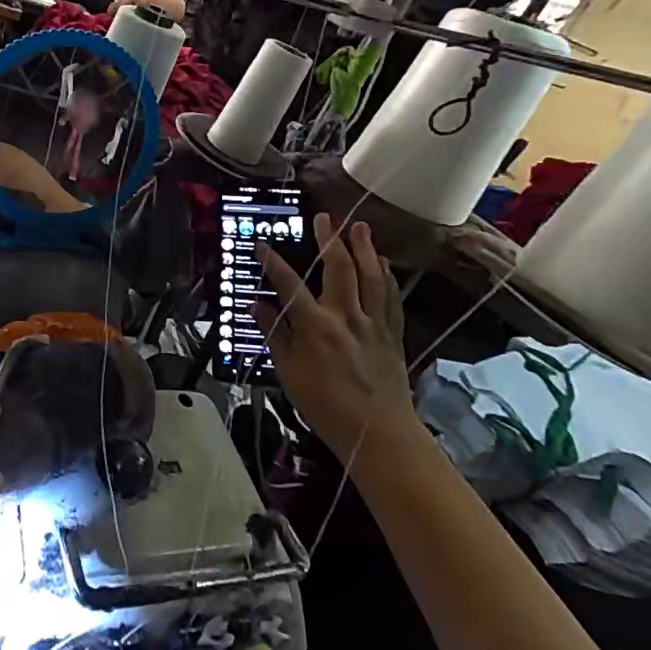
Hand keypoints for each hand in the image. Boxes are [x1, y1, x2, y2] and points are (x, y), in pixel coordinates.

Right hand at [252, 213, 412, 458]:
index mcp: (315, 327)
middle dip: (329, 239)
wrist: (377, 431)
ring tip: (359, 227)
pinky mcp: (392, 331)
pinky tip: (384, 264)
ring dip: (364, 247)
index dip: (273, 262)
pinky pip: (391, 295)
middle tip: (324, 218)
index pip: (289, 285)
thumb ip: (276, 336)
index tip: (262, 245)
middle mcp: (345, 316)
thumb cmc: (326, 407)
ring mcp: (373, 321)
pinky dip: (386, 275)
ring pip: (370, 274)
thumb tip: (257, 306)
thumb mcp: (290, 374)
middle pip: (339, 267)